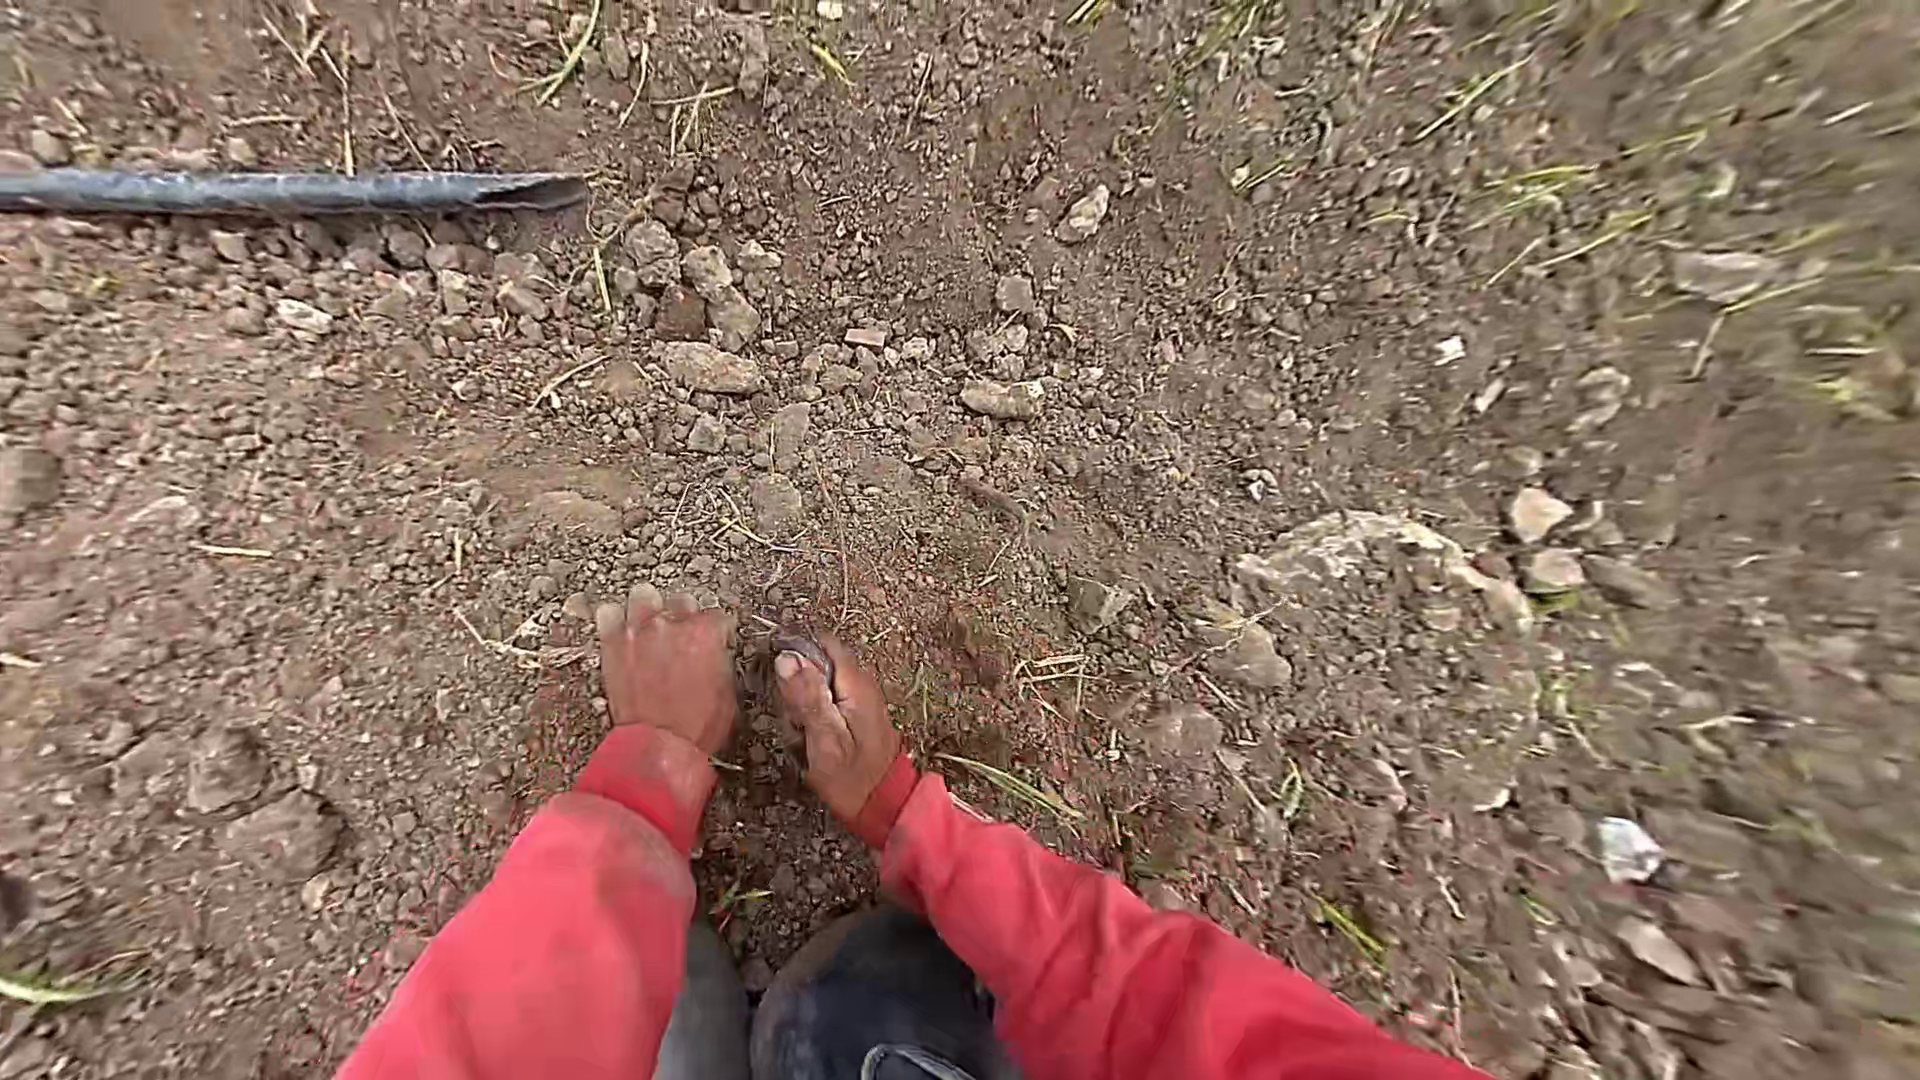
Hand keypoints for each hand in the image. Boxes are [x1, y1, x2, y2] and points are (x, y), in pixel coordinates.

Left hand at [596, 586, 738, 754]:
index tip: (714, 638)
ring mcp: (639, 631)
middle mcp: (673, 623)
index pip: (716, 614)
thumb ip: (720, 658)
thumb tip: (717, 652)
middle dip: (684, 615)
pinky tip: (622, 629)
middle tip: (683, 632)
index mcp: (707, 632)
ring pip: (644, 595)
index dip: (716, 628)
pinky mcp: (612, 644)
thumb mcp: (727, 689)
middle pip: (681, 599)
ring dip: (649, 608)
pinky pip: (609, 614)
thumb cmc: (696, 725)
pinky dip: (615, 619)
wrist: (658, 746)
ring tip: (651, 623)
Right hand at [774, 635, 899, 822]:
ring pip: (819, 686)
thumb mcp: (824, 739)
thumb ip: (808, 698)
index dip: (798, 655)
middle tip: (796, 720)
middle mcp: (862, 684)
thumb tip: (788, 659)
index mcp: (856, 684)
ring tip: (805, 735)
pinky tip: (813, 741)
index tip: (781, 679)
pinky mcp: (856, 713)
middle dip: (798, 688)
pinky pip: (826, 704)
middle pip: (818, 665)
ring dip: (804, 707)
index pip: (824, 644)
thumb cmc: (854, 779)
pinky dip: (814, 719)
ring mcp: (860, 698)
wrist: (883, 806)